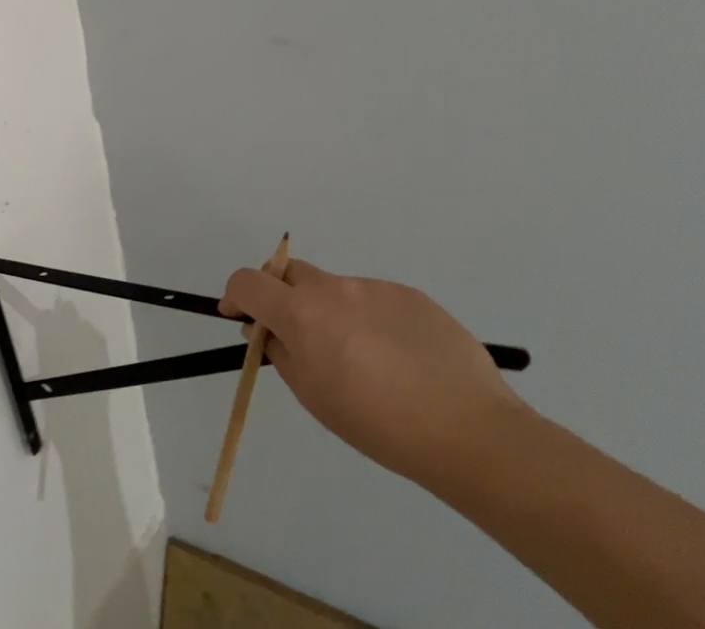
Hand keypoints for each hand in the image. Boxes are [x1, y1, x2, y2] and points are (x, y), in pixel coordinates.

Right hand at [219, 259, 528, 483]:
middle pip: (289, 273)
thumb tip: (268, 331)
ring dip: (329, 311)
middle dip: (281, 297)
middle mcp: (335, 289)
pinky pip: (374, 299)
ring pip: (335, 289)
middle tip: (296, 335)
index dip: (236, 297)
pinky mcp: (414, 297)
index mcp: (301, 312)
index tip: (240, 318)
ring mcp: (377, 289)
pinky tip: (394, 356)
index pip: (247, 281)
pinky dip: (368, 318)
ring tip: (359, 357)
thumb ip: (280, 351)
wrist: (468, 431)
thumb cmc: (376, 421)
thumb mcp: (310, 393)